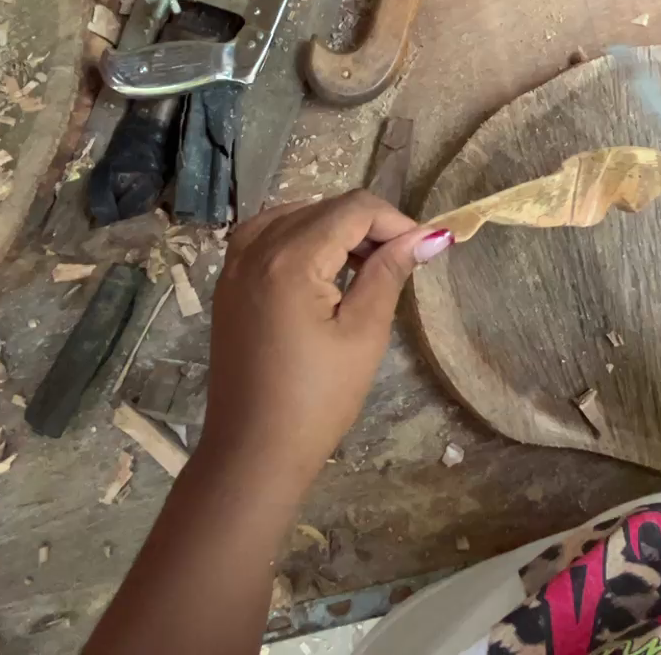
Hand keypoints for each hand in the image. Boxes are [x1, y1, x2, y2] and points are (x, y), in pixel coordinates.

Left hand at [202, 191, 453, 489]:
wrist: (253, 453)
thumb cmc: (317, 399)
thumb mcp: (364, 332)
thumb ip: (390, 272)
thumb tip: (430, 235)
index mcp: (290, 259)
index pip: (353, 209)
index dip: (395, 221)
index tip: (424, 248)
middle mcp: (256, 248)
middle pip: (325, 207)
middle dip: (369, 225)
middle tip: (401, 260)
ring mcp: (235, 264)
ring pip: (296, 214)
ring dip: (335, 227)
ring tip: (365, 263)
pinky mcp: (229, 282)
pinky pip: (268, 233)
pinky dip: (301, 235)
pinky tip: (322, 264)